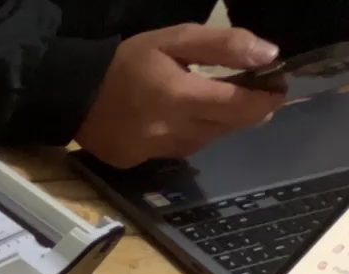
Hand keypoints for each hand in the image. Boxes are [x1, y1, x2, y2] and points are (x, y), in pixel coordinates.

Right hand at [76, 24, 283, 167]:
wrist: (71, 97)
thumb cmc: (125, 63)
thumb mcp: (177, 38)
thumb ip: (225, 44)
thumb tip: (269, 56)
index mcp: (181, 97)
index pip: (241, 107)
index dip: (267, 100)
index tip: (277, 90)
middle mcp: (167, 130)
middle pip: (223, 128)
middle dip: (242, 113)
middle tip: (246, 97)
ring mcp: (147, 150)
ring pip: (199, 143)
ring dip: (212, 127)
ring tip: (210, 111)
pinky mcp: (131, 161)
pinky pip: (170, 153)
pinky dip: (181, 139)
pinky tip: (173, 125)